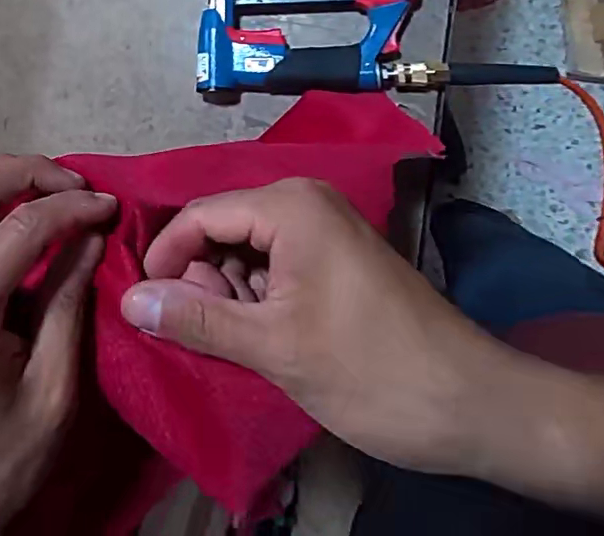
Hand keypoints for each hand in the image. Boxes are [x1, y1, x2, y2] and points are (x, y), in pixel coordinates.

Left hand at [0, 155, 117, 535]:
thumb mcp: (53, 390)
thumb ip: (70, 300)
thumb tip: (91, 233)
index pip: (20, 227)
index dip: (71, 206)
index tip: (108, 205)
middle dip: (32, 171)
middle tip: (78, 185)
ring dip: (1, 174)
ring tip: (50, 186)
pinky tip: (11, 205)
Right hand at [119, 178, 529, 472]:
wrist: (474, 404)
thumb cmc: (370, 369)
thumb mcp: (274, 347)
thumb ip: (195, 320)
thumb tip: (129, 302)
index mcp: (289, 204)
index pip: (201, 215)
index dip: (166, 257)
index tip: (143, 304)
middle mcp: (303, 200)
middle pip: (222, 229)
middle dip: (203, 280)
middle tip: (205, 335)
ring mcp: (322, 224)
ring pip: (245, 249)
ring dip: (229, 293)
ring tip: (243, 343)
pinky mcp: (333, 252)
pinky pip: (274, 262)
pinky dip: (257, 296)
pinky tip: (266, 335)